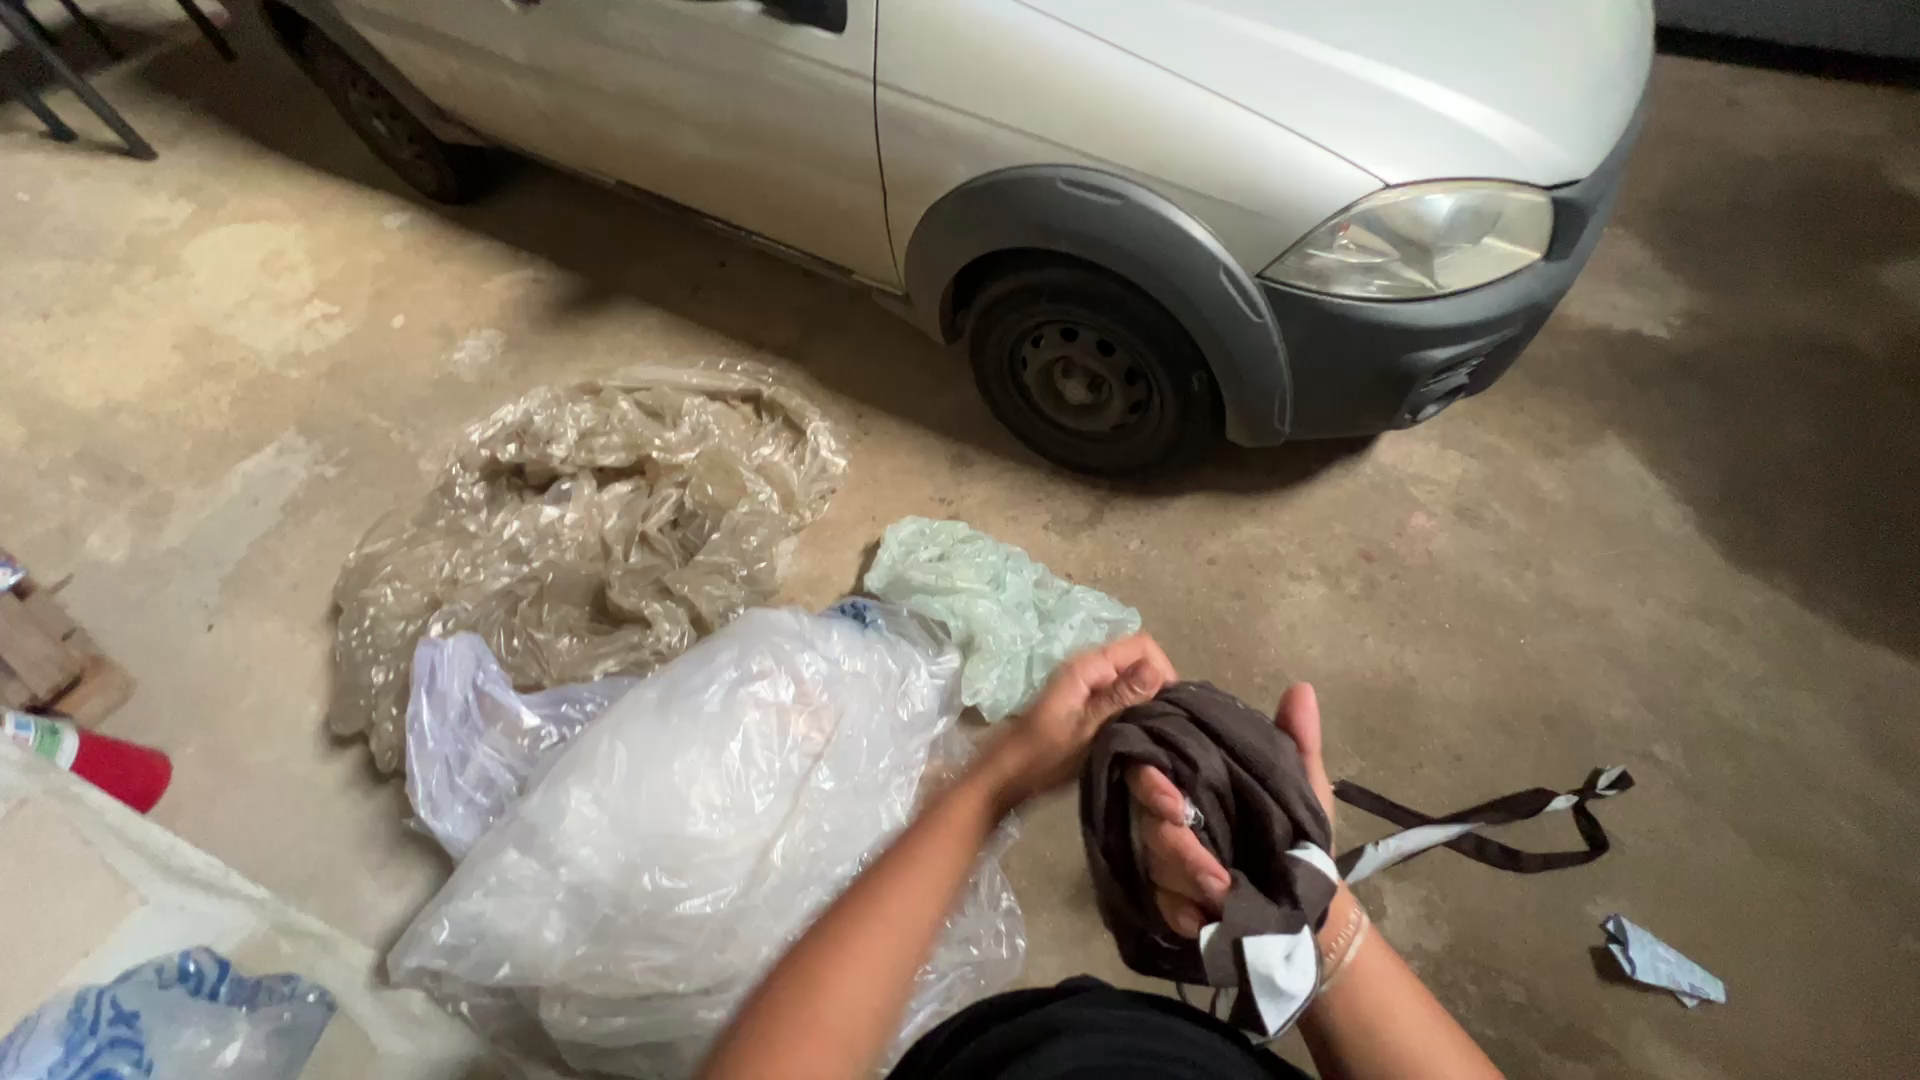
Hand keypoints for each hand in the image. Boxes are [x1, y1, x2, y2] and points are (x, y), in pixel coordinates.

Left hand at [973, 634, 1176, 811]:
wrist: (1008, 775)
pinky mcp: (1086, 701)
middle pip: (1137, 658)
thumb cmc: (1044, 755)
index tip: (1171, 705)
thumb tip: (1156, 669)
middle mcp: (1088, 666)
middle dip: (1157, 684)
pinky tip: (1139, 731)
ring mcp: (1086, 683)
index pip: (1140, 644)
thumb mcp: (1087, 729)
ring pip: (1130, 676)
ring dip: (1147, 697)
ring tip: (1158, 729)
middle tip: (1168, 721)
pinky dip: (1134, 707)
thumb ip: (1120, 698)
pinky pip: (1119, 692)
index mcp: (1086, 666)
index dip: (1162, 668)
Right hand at [1127, 682, 1334, 936]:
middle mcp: (1169, 813)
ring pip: (1153, 864)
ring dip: (1185, 884)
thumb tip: (1301, 688)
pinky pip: (1160, 903)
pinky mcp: (1168, 896)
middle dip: (1180, 850)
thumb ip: (1296, 740)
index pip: (1151, 769)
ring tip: (1224, 899)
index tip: (1177, 803)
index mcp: (1193, 780)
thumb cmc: (1298, 833)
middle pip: (1149, 823)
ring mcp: (1165, 856)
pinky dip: (1180, 913)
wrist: (1308, 899)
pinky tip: (1203, 921)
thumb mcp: (1302, 785)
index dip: (1153, 785)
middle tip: (1216, 876)